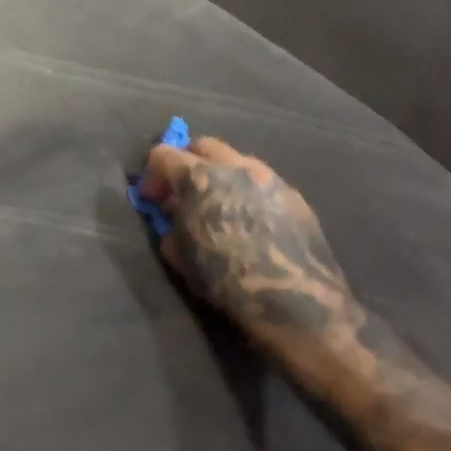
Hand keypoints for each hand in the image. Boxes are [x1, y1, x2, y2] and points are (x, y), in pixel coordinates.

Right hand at [140, 137, 361, 352]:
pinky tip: (247, 220)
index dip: (152, 176)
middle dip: (188, 163)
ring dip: (221, 177)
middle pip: (204, 146)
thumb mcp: (176, 249)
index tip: (153, 200)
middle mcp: (238, 170)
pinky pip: (263, 184)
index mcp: (200, 177)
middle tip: (183, 193)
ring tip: (218, 207)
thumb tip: (174, 211)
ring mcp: (274, 183)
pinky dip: (248, 193)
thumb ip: (170, 220)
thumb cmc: (223, 275)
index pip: (163, 154)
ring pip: (238, 162)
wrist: (295, 304)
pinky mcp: (298, 201)